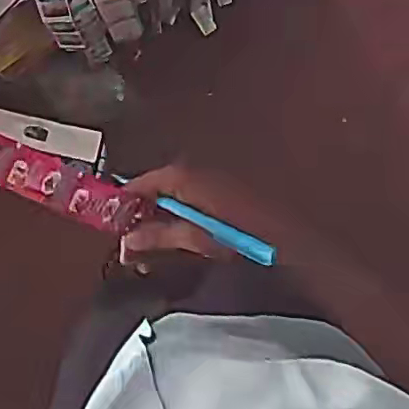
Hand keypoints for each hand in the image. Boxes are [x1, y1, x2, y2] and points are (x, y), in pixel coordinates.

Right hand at [119, 164, 282, 269]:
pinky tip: (183, 228)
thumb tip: (128, 241)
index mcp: (189, 177)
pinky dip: (183, 207)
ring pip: (178, 188)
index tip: (114, 216)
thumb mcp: (200, 240)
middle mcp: (200, 167)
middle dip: (145, 207)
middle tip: (130, 233)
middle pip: (161, 183)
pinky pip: (195, 190)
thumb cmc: (247, 236)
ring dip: (164, 209)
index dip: (129, 198)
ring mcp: (216, 174)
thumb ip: (163, 237)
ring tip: (153, 235)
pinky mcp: (228, 184)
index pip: (147, 181)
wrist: (295, 235)